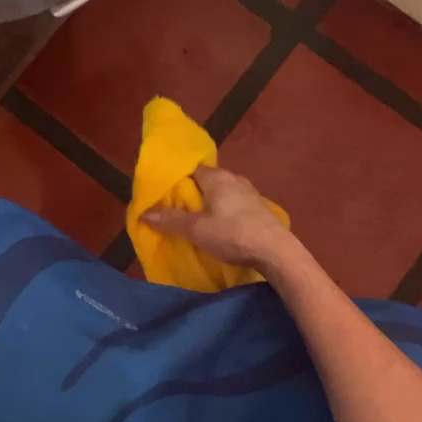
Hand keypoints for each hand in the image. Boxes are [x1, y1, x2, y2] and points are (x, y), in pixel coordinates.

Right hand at [141, 166, 308, 274]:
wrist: (277, 251)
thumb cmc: (233, 234)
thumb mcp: (197, 229)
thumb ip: (171, 220)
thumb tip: (144, 213)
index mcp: (217, 177)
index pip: (192, 169)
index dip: (179, 180)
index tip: (168, 195)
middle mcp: (234, 178)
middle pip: (208, 180)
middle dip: (195, 193)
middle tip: (180, 210)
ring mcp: (251, 193)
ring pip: (224, 192)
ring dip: (213, 203)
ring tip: (200, 220)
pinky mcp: (261, 208)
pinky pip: (236, 204)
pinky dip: (227, 211)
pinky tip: (223, 227)